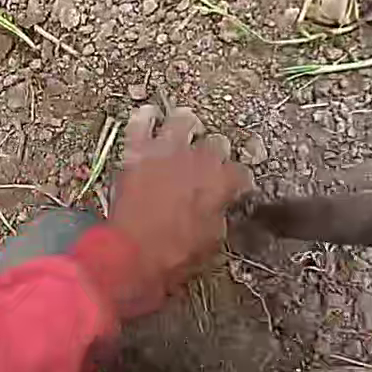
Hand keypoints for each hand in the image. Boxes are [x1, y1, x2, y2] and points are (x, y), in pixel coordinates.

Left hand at [103, 104, 251, 318]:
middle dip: (216, 153)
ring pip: (184, 121)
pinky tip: (149, 115)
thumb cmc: (175, 255)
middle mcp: (198, 159)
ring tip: (188, 127)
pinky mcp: (137, 152)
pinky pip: (141, 124)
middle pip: (216, 144)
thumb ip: (220, 214)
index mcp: (222, 182)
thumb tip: (218, 206)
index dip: (238, 181)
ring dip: (188, 125)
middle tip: (209, 163)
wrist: (131, 256)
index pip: (239, 172)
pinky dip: (145, 118)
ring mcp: (166, 151)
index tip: (234, 188)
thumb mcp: (212, 240)